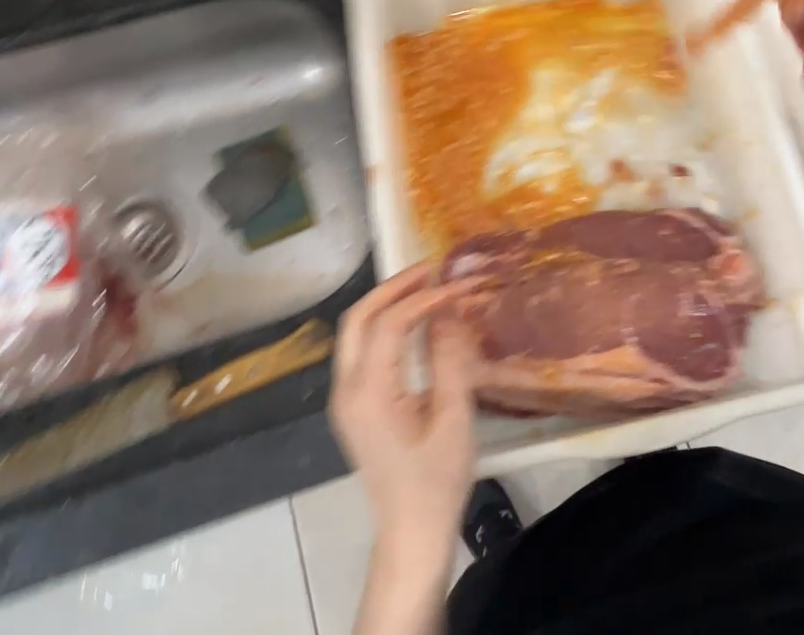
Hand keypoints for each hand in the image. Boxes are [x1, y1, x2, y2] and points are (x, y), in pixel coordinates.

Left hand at [331, 263, 480, 559]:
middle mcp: (346, 390)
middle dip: (394, 288)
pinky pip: (362, 350)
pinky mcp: (353, 405)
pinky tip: (414, 321)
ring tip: (426, 287)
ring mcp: (344, 398)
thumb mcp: (454, 419)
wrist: (411, 533)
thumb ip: (449, 360)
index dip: (424, 298)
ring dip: (387, 304)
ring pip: (355, 332)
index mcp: (369, 394)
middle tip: (433, 271)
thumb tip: (449, 309)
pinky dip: (385, 326)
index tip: (458, 287)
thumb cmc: (437, 483)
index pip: (390, 324)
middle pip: (358, 318)